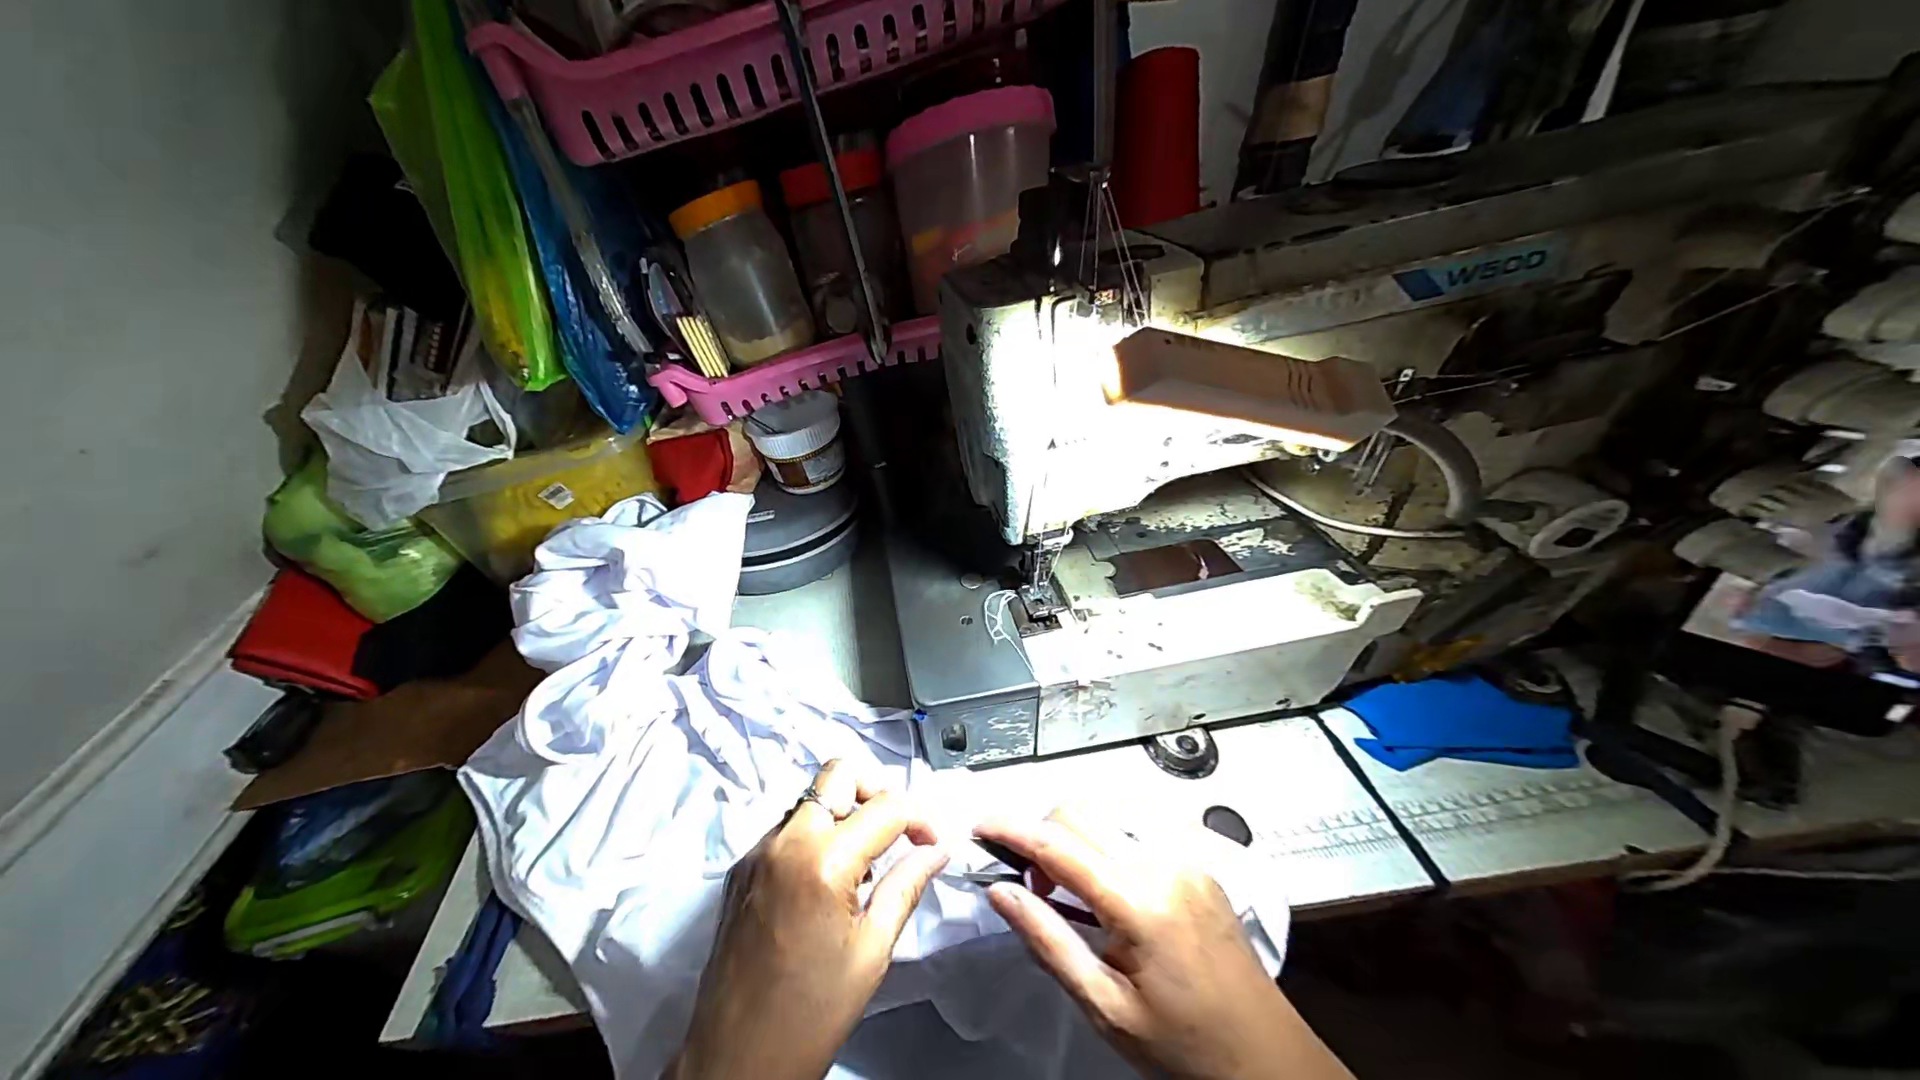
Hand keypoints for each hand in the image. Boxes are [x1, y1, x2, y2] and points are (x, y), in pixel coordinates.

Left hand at [669, 759, 948, 1079]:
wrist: (735, 1062)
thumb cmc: (811, 1014)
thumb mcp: (872, 949)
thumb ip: (907, 885)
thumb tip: (937, 851)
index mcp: (822, 861)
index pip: (886, 806)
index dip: (920, 819)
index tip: (933, 843)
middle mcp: (784, 842)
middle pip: (838, 774)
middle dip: (875, 791)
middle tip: (896, 831)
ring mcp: (756, 852)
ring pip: (811, 798)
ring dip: (845, 811)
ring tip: (865, 861)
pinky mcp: (741, 869)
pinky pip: (787, 828)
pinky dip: (816, 834)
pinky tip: (829, 878)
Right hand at [977, 809, 1352, 1079]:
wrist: (1269, 1058)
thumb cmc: (1183, 1045)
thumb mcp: (1106, 1007)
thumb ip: (1048, 941)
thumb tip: (1000, 892)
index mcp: (1139, 902)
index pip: (1058, 844)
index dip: (1011, 828)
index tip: (979, 826)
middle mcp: (1163, 862)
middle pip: (1080, 811)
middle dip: (1042, 833)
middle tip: (1033, 886)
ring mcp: (1185, 856)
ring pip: (1106, 813)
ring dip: (1073, 835)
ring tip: (1068, 889)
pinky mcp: (1197, 861)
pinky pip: (1134, 827)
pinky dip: (1104, 840)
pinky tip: (1105, 887)